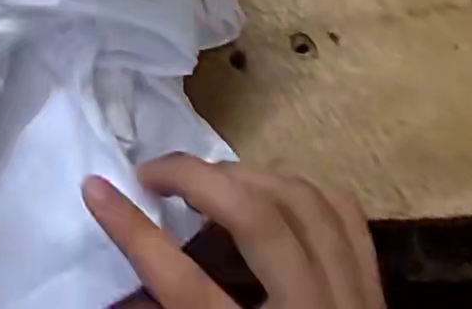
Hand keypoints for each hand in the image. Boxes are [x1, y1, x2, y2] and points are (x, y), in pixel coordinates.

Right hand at [83, 156, 382, 308]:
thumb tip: (116, 279)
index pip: (186, 286)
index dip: (132, 230)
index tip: (94, 187)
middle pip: (257, 220)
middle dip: (192, 177)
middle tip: (151, 176)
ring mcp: (359, 306)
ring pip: (302, 203)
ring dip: (242, 177)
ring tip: (205, 183)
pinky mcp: (378, 297)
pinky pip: (343, 216)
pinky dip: (297, 188)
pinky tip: (263, 190)